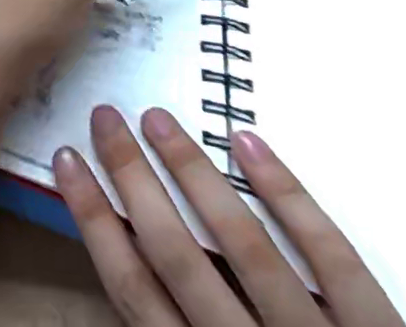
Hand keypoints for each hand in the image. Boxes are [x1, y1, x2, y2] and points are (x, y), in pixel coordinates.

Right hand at [54, 106, 404, 326]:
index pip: (133, 289)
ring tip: (157, 119)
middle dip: (133, 179)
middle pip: (176, 255)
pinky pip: (336, 262)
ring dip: (193, 174)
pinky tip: (247, 145)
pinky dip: (290, 200)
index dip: (94, 219)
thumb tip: (123, 265)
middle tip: (105, 116)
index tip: (68, 160)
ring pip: (245, 245)